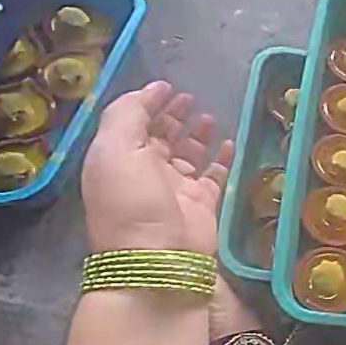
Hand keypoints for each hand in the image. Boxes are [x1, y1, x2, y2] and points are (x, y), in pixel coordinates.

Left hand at [82, 81, 232, 255]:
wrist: (159, 258)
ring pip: (189, 153)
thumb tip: (152, 90)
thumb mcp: (115, 148)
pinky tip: (230, 143)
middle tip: (190, 99)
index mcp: (119, 157)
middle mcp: (146, 171)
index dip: (148, 102)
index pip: (133, 122)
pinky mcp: (203, 203)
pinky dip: (222, 159)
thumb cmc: (132, 200)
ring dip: (198, 134)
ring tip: (210, 118)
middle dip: (173, 116)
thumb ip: (128, 113)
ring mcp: (176, 188)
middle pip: (161, 136)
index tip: (168, 86)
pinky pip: (215, 175)